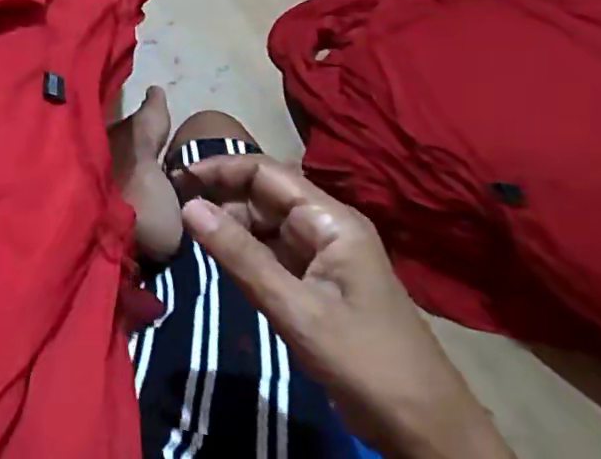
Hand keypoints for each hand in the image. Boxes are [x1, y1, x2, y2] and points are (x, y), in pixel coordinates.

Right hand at [176, 156, 513, 458]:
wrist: (428, 432)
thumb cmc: (365, 362)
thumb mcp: (295, 308)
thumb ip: (239, 254)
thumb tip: (187, 205)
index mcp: (331, 221)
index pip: (264, 171)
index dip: (218, 168)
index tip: (176, 179)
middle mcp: (325, 227)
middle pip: (260, 193)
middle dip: (218, 195)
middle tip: (172, 206)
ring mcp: (321, 254)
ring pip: (261, 221)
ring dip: (226, 223)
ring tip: (187, 233)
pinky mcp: (314, 280)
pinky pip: (268, 249)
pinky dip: (240, 248)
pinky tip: (216, 258)